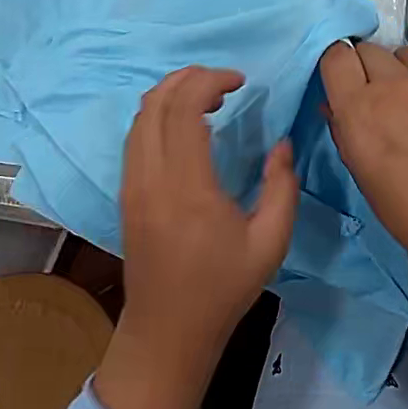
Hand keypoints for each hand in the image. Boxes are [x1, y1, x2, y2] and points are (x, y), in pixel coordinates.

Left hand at [93, 66, 298, 408]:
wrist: (168, 330)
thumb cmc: (222, 289)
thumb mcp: (270, 242)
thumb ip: (282, 187)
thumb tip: (281, 144)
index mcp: (187, 187)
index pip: (184, 109)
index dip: (210, 81)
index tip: (240, 81)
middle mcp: (150, 177)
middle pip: (155, 103)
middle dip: (189, 78)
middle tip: (224, 82)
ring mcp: (132, 185)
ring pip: (139, 117)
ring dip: (170, 94)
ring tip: (207, 97)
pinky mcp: (125, 194)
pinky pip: (135, 138)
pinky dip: (157, 116)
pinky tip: (184, 125)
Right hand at [319, 43, 407, 290]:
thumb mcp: (370, 185)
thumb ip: (348, 137)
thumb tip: (338, 109)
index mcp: (362, 112)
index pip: (336, 57)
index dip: (339, 68)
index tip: (345, 84)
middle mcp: (399, 85)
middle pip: (371, 50)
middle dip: (370, 71)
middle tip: (384, 103)